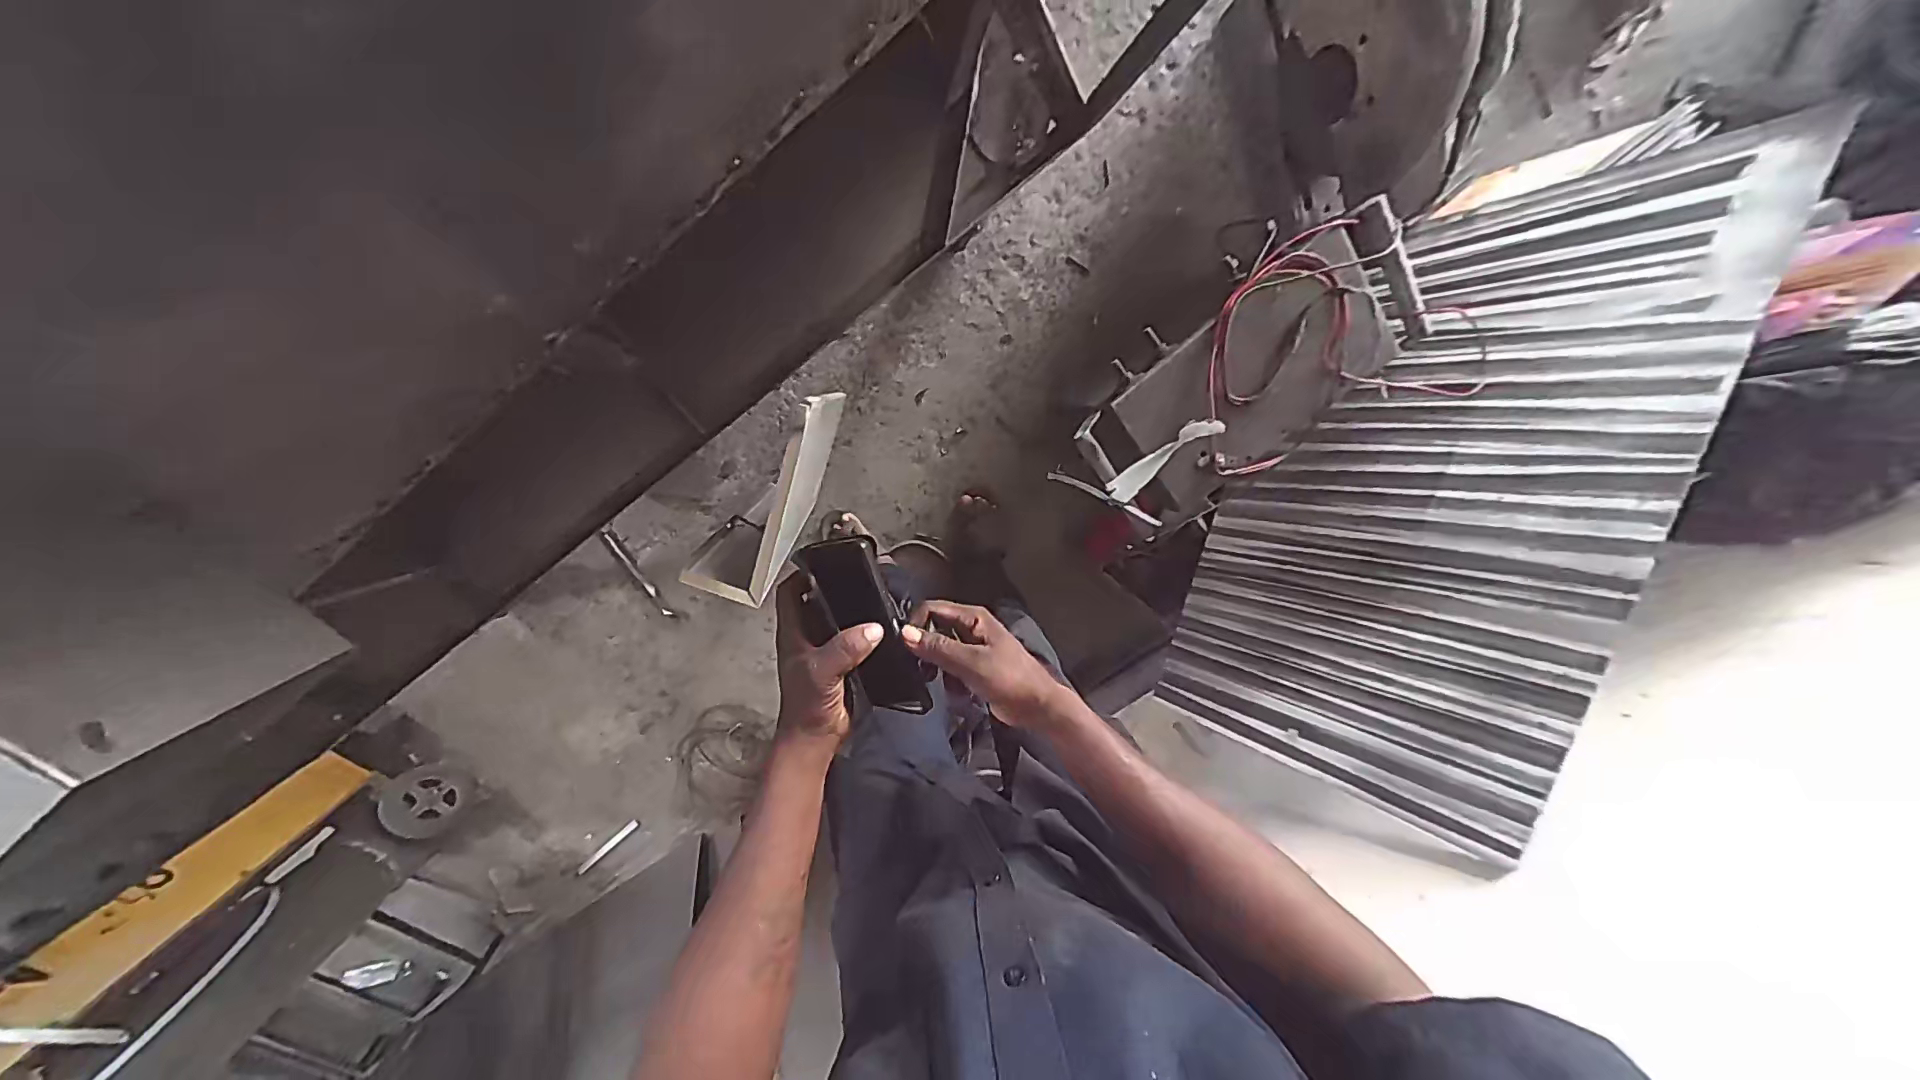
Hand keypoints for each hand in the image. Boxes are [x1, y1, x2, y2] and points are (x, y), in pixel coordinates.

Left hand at [775, 574, 882, 748]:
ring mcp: (825, 650)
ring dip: (853, 608)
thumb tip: (872, 629)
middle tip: (859, 573)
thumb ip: (845, 649)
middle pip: (817, 601)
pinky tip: (883, 624)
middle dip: (835, 587)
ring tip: (875, 593)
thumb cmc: (807, 706)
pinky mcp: (843, 663)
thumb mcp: (822, 672)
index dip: (803, 573)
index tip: (827, 561)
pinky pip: (855, 639)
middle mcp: (807, 636)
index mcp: (793, 632)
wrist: (817, 739)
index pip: (791, 591)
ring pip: (837, 619)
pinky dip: (866, 630)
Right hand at [900, 601, 1066, 729]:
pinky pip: (952, 670)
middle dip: (927, 652)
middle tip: (924, 671)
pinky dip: (951, 681)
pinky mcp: (975, 669)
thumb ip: (937, 647)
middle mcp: (972, 629)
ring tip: (946, 685)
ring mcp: (974, 649)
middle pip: (935, 631)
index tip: (908, 648)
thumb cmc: (1010, 679)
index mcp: (974, 618)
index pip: (932, 609)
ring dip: (940, 670)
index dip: (917, 625)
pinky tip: (960, 694)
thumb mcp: (970, 662)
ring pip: (942, 653)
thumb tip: (905, 632)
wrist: (1037, 707)